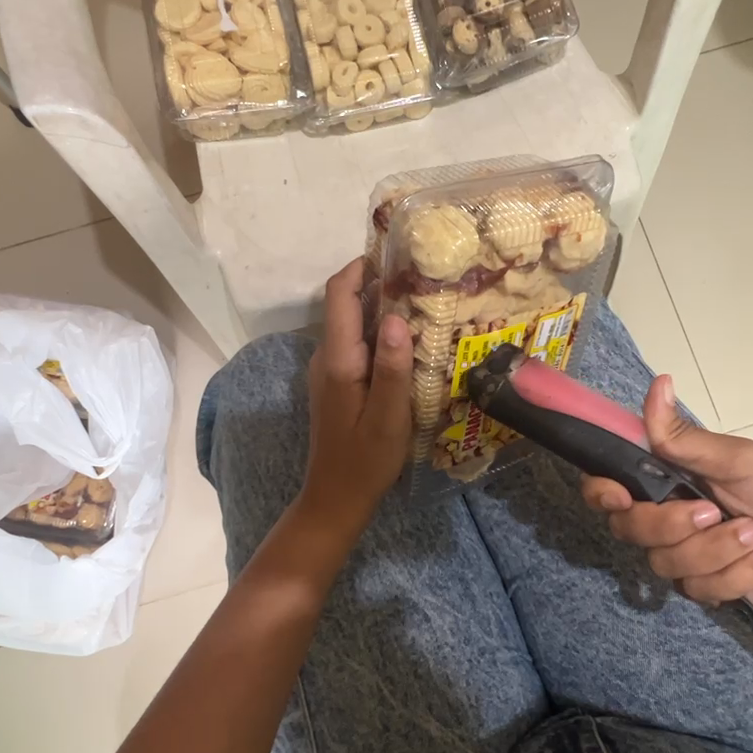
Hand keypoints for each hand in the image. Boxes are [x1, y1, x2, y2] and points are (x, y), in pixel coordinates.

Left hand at [297, 259, 411, 530]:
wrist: (336, 499)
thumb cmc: (365, 461)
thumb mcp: (388, 417)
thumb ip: (392, 367)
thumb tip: (396, 317)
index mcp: (338, 359)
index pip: (340, 294)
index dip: (362, 267)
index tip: (398, 253)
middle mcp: (327, 357)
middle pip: (346, 304)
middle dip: (380, 285)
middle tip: (426, 279)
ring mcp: (329, 371)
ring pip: (353, 324)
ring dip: (382, 310)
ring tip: (425, 304)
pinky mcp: (337, 384)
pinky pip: (356, 345)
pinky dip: (379, 335)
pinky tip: (410, 344)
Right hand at [579, 376, 752, 629]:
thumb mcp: (740, 460)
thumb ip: (684, 437)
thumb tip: (658, 382)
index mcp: (674, 476)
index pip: (612, 483)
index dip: (602, 492)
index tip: (621, 497)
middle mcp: (672, 513)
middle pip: (629, 527)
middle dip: (670, 524)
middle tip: (712, 513)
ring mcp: (689, 553)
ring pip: (662, 561)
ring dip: (713, 551)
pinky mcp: (707, 587)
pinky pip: (694, 589)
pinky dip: (731, 577)